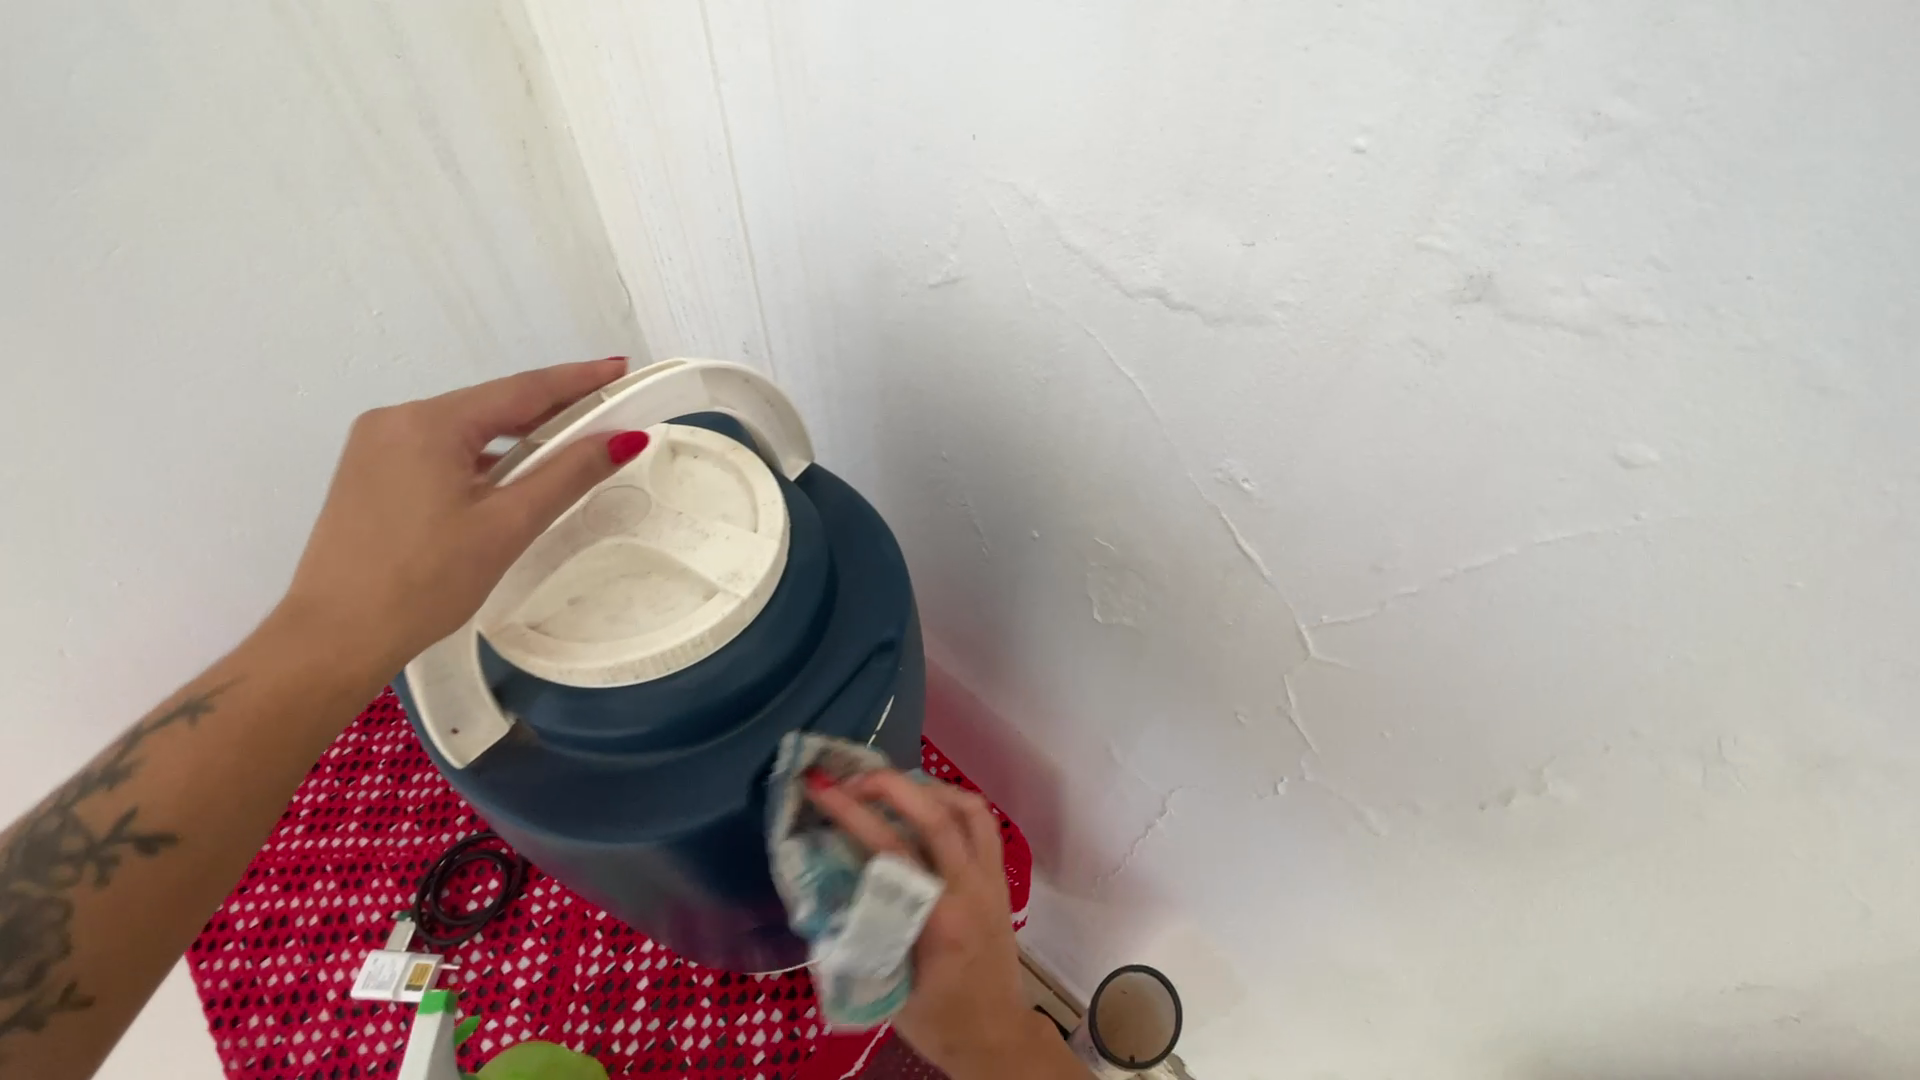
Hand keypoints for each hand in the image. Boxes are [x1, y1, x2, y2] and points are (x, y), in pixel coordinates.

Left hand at [279, 357, 644, 673]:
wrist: (336, 635)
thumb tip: (625, 439)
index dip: (578, 379)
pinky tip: (516, 476)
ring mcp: (378, 446)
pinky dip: (489, 457)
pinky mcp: (373, 473)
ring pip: (470, 429)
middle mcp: (397, 420)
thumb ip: (569, 474)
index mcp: (428, 423)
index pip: (521, 390)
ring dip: (522, 437)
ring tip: (574, 445)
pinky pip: (446, 450)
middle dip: (554, 409)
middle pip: (493, 406)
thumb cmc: (427, 580)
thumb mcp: (509, 524)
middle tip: (610, 409)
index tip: (621, 367)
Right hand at [807, 770, 1059, 1078]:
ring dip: (924, 787)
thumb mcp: (884, 983)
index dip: (853, 814)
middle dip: (888, 786)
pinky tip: (926, 804)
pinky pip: (981, 822)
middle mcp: (971, 889)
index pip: (893, 851)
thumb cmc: (936, 1019)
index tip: (821, 789)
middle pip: (935, 816)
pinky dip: (952, 801)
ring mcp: (992, 879)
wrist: (996, 1037)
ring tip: (889, 788)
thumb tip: (824, 882)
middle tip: (849, 780)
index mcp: (938, 921)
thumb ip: (860, 931)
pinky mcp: (1000, 877)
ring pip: (967, 808)